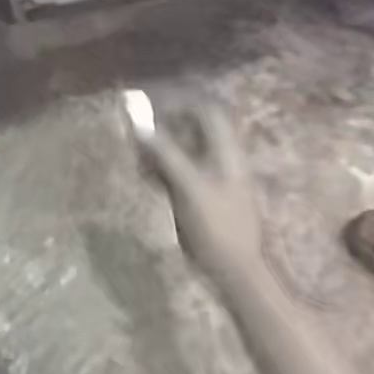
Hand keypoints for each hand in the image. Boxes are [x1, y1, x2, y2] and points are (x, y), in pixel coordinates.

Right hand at [129, 97, 261, 279]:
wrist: (236, 272)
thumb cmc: (218, 227)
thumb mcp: (190, 187)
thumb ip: (166, 153)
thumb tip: (140, 126)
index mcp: (226, 152)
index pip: (206, 110)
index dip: (179, 101)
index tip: (149, 106)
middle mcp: (219, 159)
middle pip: (191, 127)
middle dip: (162, 124)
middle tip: (137, 129)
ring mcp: (210, 177)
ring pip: (181, 149)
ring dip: (158, 146)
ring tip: (137, 155)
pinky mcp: (199, 195)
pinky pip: (177, 170)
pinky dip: (159, 167)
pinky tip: (145, 176)